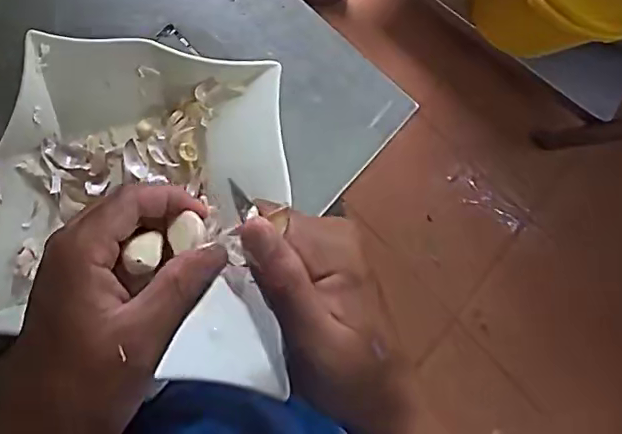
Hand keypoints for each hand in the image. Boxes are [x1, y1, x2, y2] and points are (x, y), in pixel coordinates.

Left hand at [0, 184, 228, 433]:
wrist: (34, 428)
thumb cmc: (84, 385)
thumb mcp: (141, 337)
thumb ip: (180, 286)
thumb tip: (216, 248)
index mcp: (81, 245)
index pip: (133, 197)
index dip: (173, 199)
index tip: (208, 218)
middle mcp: (69, 242)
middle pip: (125, 208)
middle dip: (166, 219)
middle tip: (200, 243)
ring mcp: (66, 261)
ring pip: (118, 229)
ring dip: (153, 240)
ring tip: (185, 264)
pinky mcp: (70, 281)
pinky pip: (109, 251)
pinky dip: (137, 259)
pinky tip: (157, 284)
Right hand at [242, 213, 414, 433]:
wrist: (384, 401)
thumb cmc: (351, 377)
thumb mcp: (312, 337)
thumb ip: (283, 279)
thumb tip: (251, 223)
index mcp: (334, 240)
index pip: (266, 219)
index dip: (244, 247)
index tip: (237, 284)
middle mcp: (334, 229)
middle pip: (270, 227)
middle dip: (255, 261)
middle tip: (257, 305)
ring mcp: (333, 240)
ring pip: (274, 240)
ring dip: (264, 271)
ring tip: (270, 309)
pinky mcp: (328, 256)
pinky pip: (285, 252)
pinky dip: (276, 276)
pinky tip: (283, 305)